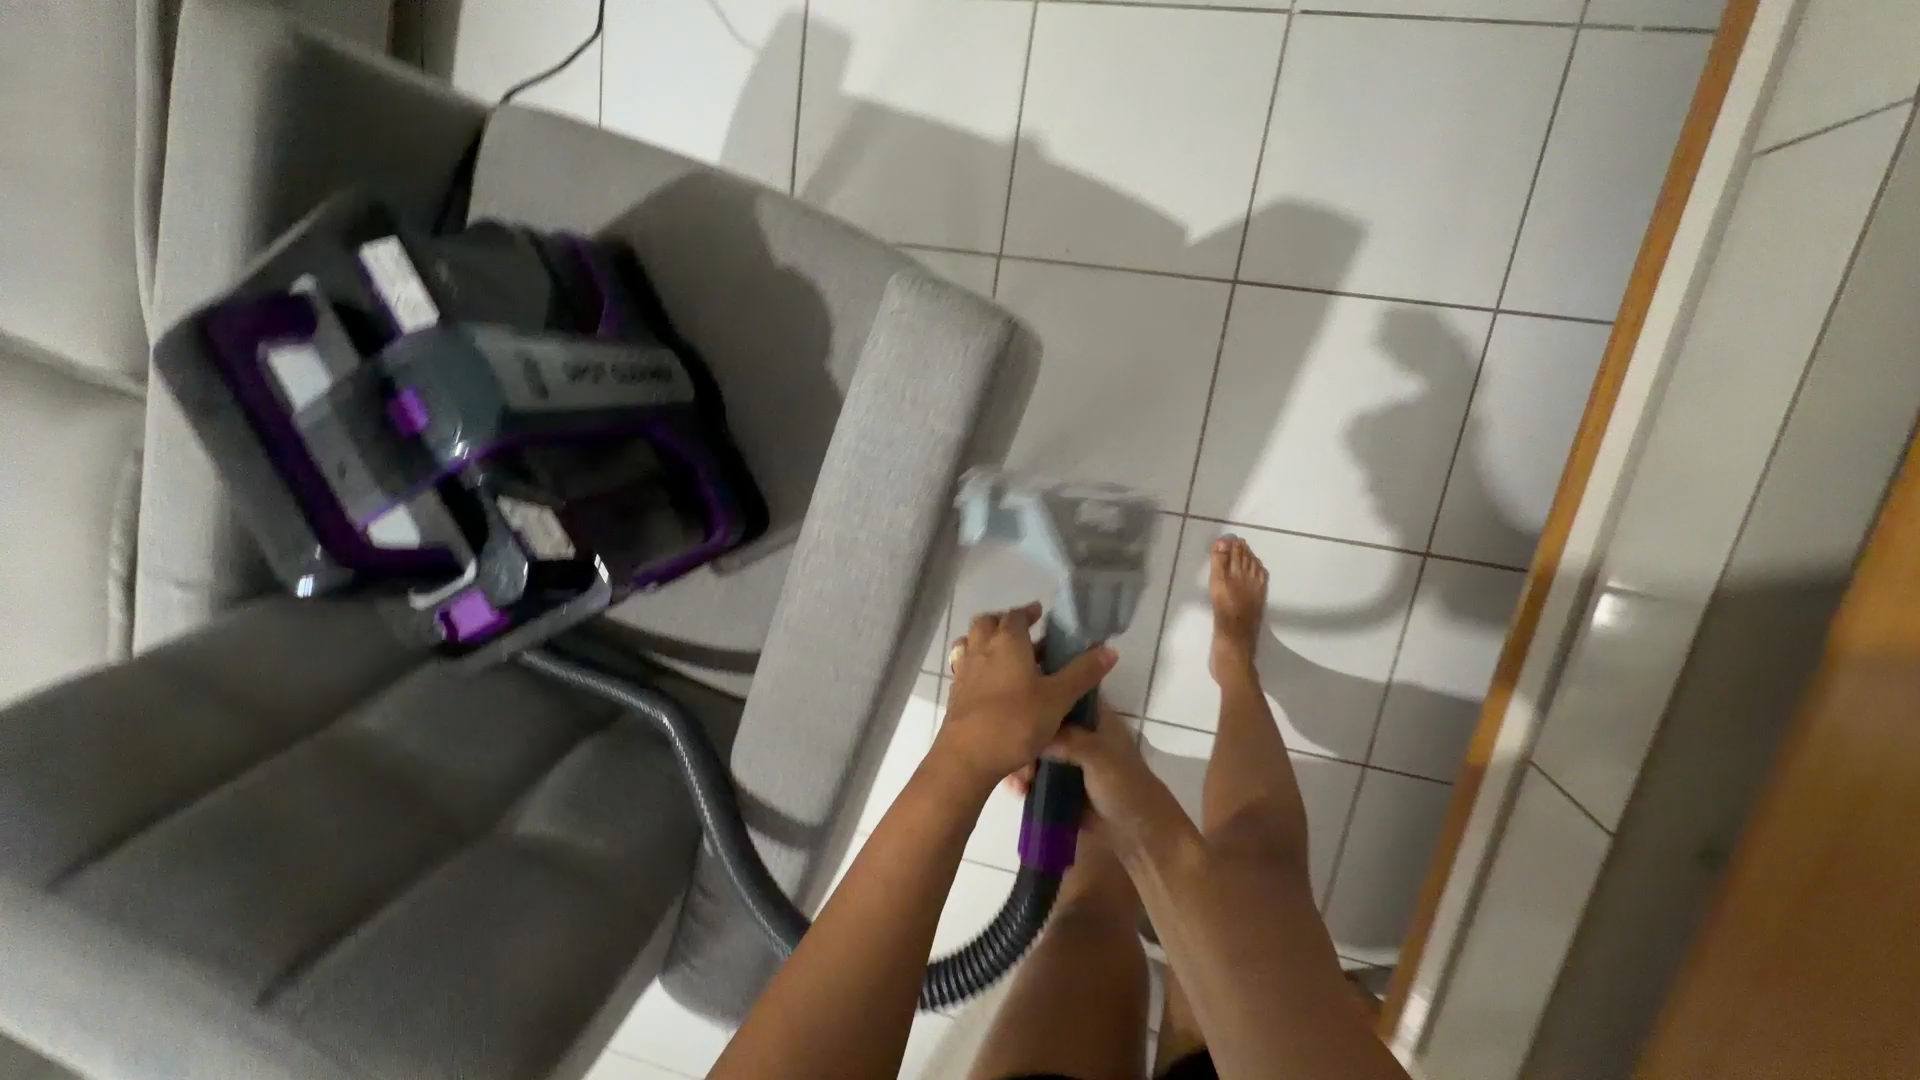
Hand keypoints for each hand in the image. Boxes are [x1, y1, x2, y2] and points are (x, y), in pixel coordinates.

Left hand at [934, 602, 1116, 786]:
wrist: (968, 756)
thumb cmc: (1016, 721)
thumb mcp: (1058, 698)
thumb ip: (1083, 673)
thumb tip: (1110, 649)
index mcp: (1007, 643)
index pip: (1015, 616)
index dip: (1028, 612)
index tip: (1039, 613)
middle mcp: (981, 649)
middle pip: (987, 623)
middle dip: (1003, 621)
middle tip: (1021, 630)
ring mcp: (964, 671)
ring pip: (970, 642)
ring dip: (985, 640)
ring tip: (1002, 652)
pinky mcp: (955, 694)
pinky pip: (964, 667)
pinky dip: (976, 665)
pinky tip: (989, 682)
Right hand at [1008, 697, 1154, 828]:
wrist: (1136, 832)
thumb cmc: (1124, 785)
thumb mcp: (1099, 756)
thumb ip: (1067, 739)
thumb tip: (1030, 734)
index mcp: (1093, 716)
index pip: (1064, 691)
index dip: (1042, 693)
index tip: (1016, 702)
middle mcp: (1077, 731)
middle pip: (1042, 722)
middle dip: (1025, 736)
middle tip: (1018, 756)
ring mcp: (1066, 757)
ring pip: (1034, 748)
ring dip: (1022, 762)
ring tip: (1020, 781)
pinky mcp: (1057, 781)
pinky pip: (1033, 774)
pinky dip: (1023, 780)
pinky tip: (1018, 790)